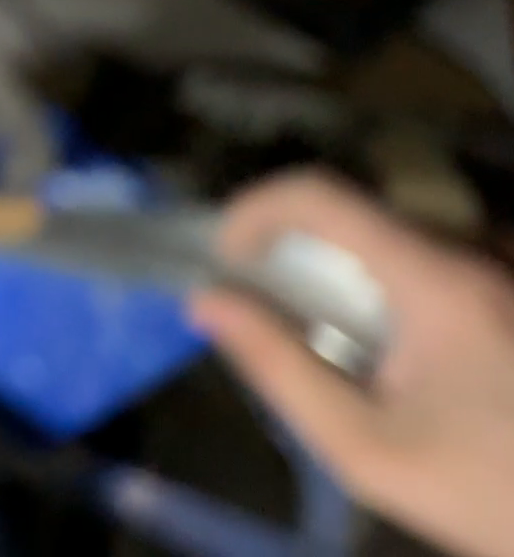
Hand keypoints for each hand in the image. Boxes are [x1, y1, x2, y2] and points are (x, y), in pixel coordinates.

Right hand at [188, 172, 513, 556]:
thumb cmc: (496, 492)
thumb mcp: (366, 447)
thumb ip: (277, 365)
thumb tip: (203, 298)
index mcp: (438, 284)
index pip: (317, 194)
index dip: (251, 210)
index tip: (229, 260)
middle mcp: (480, 260)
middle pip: (353, 215)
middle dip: (293, 247)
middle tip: (272, 302)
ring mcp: (506, 278)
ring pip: (393, 237)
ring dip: (342, 267)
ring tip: (337, 333)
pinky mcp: (513, 300)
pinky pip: (433, 262)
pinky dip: (387, 282)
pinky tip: (399, 348)